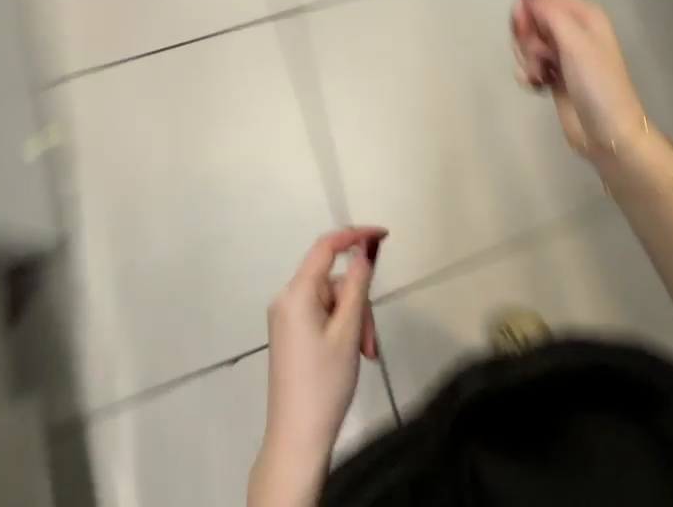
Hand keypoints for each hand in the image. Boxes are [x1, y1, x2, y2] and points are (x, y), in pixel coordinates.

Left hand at [252, 226, 386, 506]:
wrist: (297, 437)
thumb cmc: (324, 381)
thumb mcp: (348, 330)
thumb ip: (358, 284)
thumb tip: (364, 249)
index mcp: (296, 294)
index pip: (326, 247)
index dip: (355, 234)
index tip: (384, 236)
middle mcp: (287, 300)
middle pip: (334, 280)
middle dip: (359, 302)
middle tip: (371, 338)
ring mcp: (287, 319)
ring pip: (334, 301)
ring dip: (355, 321)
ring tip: (364, 353)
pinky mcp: (292, 335)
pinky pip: (324, 316)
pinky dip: (343, 329)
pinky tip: (353, 354)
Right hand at [510, 0, 648, 159]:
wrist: (607, 132)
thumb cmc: (597, 83)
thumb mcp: (576, 42)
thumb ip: (549, 13)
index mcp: (584, 14)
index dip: (528, 6)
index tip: (521, 25)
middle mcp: (572, 30)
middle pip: (532, 17)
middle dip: (527, 35)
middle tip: (537, 54)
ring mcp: (562, 54)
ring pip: (527, 42)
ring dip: (527, 57)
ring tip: (541, 74)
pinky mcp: (552, 76)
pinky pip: (528, 64)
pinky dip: (528, 73)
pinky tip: (536, 86)